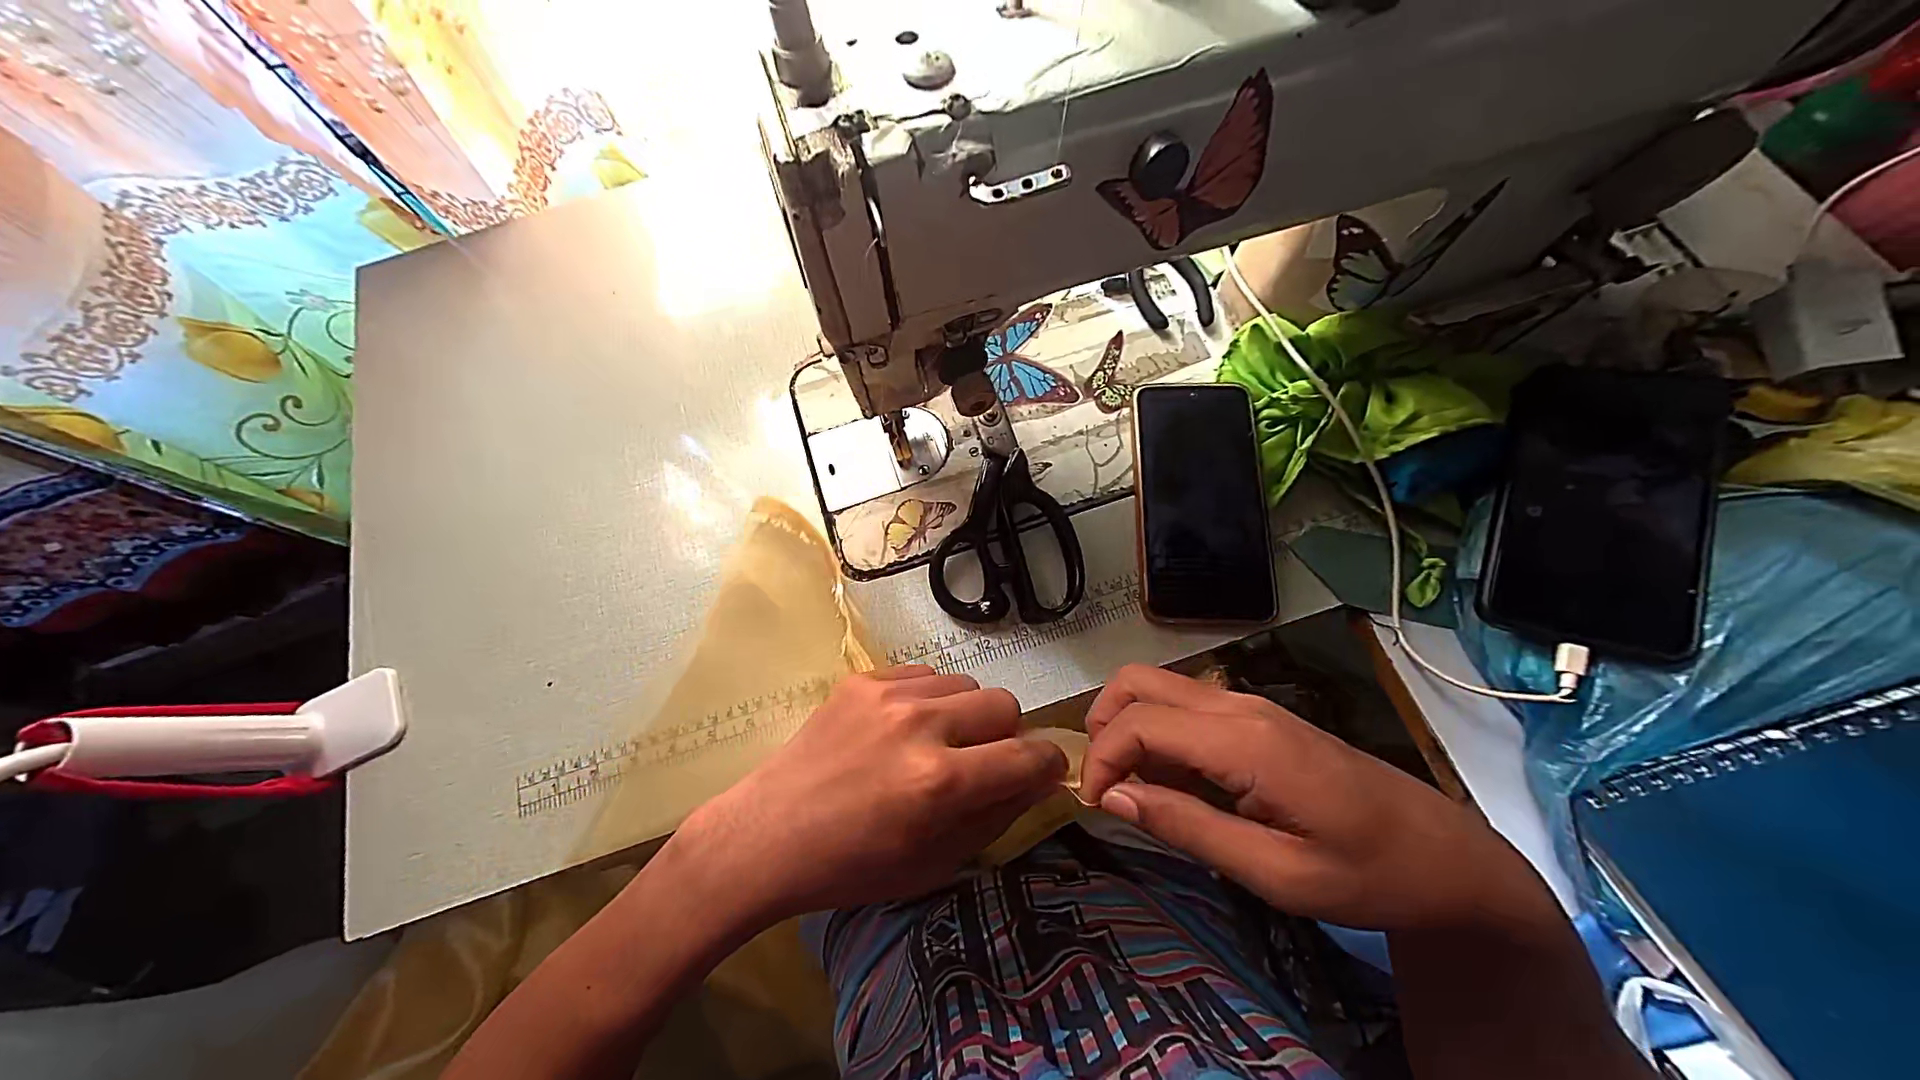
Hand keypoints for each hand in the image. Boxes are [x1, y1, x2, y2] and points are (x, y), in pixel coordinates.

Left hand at [671, 666, 1065, 922]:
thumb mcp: (935, 861)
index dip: (1047, 765)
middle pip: (1004, 704)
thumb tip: (1039, 778)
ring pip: (965, 684)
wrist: (767, 836)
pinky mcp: (862, 679)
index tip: (1041, 773)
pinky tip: (901, 728)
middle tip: (981, 761)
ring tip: (935, 742)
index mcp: (941, 781)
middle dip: (1006, 736)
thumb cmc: (852, 866)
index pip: (1029, 755)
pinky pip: (924, 675)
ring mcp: (888, 695)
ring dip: (965, 714)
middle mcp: (920, 725)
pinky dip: (928, 699)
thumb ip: (997, 814)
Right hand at [1078, 665, 1557, 931]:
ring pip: (1157, 687)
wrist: (1448, 857)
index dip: (1102, 759)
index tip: (1096, 806)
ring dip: (1128, 727)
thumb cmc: (1367, 873)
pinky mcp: (1257, 716)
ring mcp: (1249, 705)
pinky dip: (1157, 733)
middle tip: (1107, 786)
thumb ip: (1187, 828)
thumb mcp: (1274, 872)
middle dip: (1103, 726)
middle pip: (1137, 681)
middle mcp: (1238, 705)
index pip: (1138, 721)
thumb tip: (1112, 797)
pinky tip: (1174, 782)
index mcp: (1244, 740)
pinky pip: (1184, 707)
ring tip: (1137, 788)